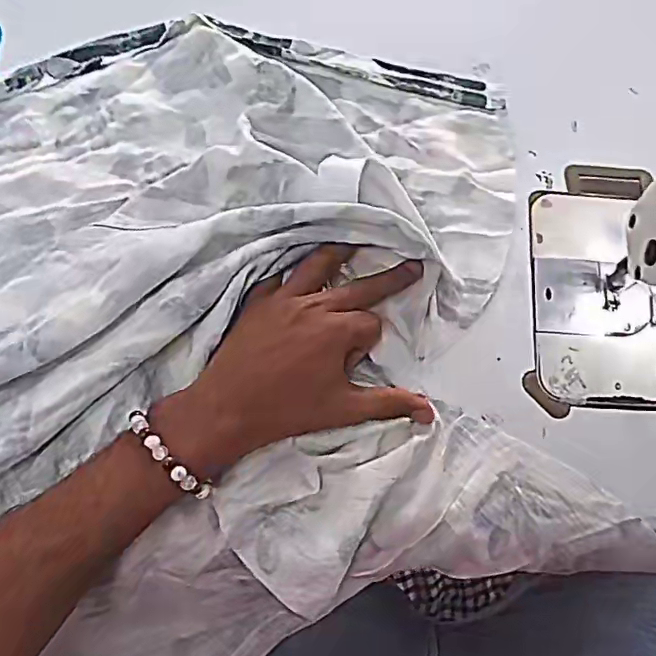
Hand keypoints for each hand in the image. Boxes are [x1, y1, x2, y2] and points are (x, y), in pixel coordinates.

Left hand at [152, 245, 434, 474]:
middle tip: (410, 265)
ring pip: (319, 266)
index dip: (369, 342)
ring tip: (354, 244)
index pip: (371, 325)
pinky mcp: (259, 302)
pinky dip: (292, 271)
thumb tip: (428, 411)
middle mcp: (315, 307)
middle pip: (360, 286)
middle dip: (389, 278)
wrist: (228, 408)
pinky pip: (280, 276)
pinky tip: (296, 271)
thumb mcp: (344, 410)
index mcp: (338, 331)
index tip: (353, 361)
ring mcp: (284, 300)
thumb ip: (388, 403)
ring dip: (340, 254)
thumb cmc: (287, 411)